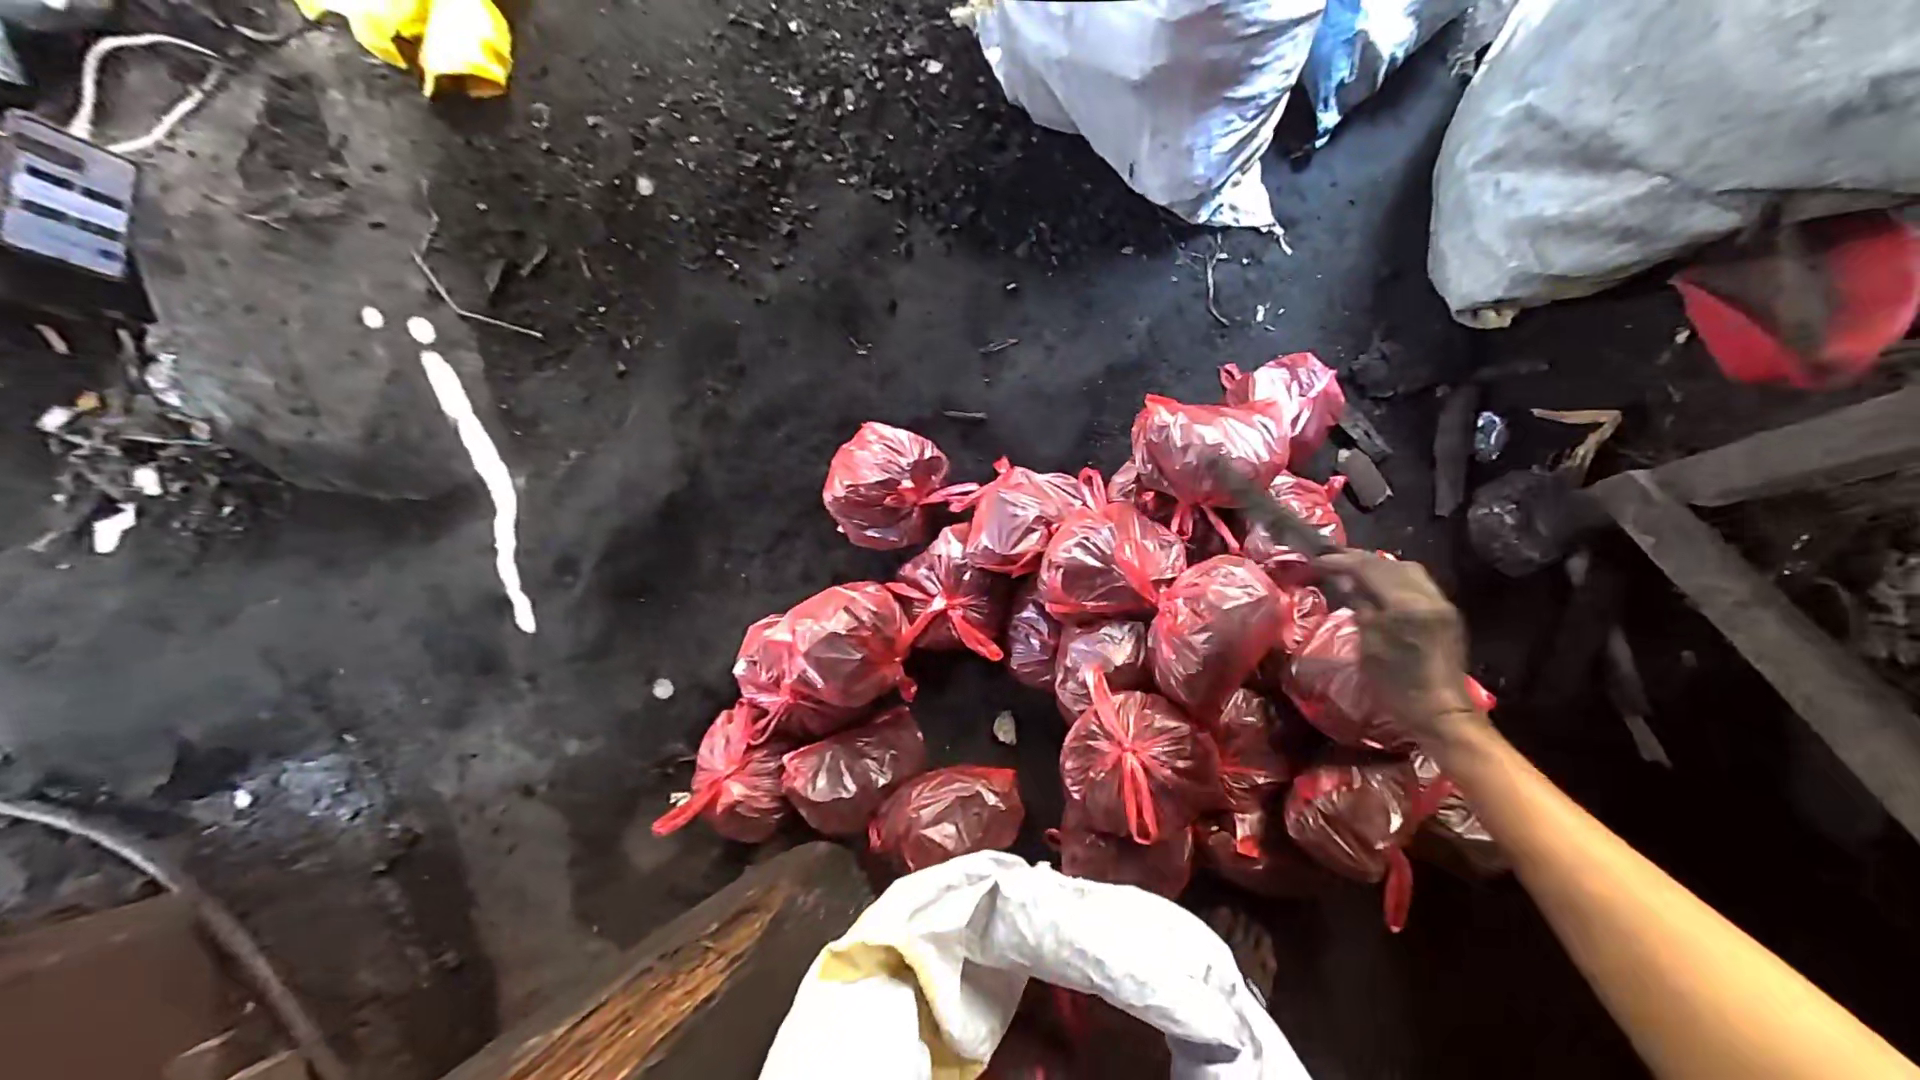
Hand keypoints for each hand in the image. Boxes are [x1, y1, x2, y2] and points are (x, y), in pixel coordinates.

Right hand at [1314, 551, 1484, 745]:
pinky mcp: (1445, 614)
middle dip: (1358, 559)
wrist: (1440, 713)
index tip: (1316, 560)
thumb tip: (1344, 582)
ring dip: (1377, 566)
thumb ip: (1360, 606)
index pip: (1370, 568)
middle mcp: (1429, 597)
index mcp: (1407, 606)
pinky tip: (1375, 585)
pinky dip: (1392, 578)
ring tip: (1351, 569)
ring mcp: (1441, 604)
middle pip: (1391, 564)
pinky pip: (1416, 583)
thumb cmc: (1395, 685)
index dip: (1340, 561)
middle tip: (1330, 560)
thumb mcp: (1368, 645)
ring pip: (1407, 570)